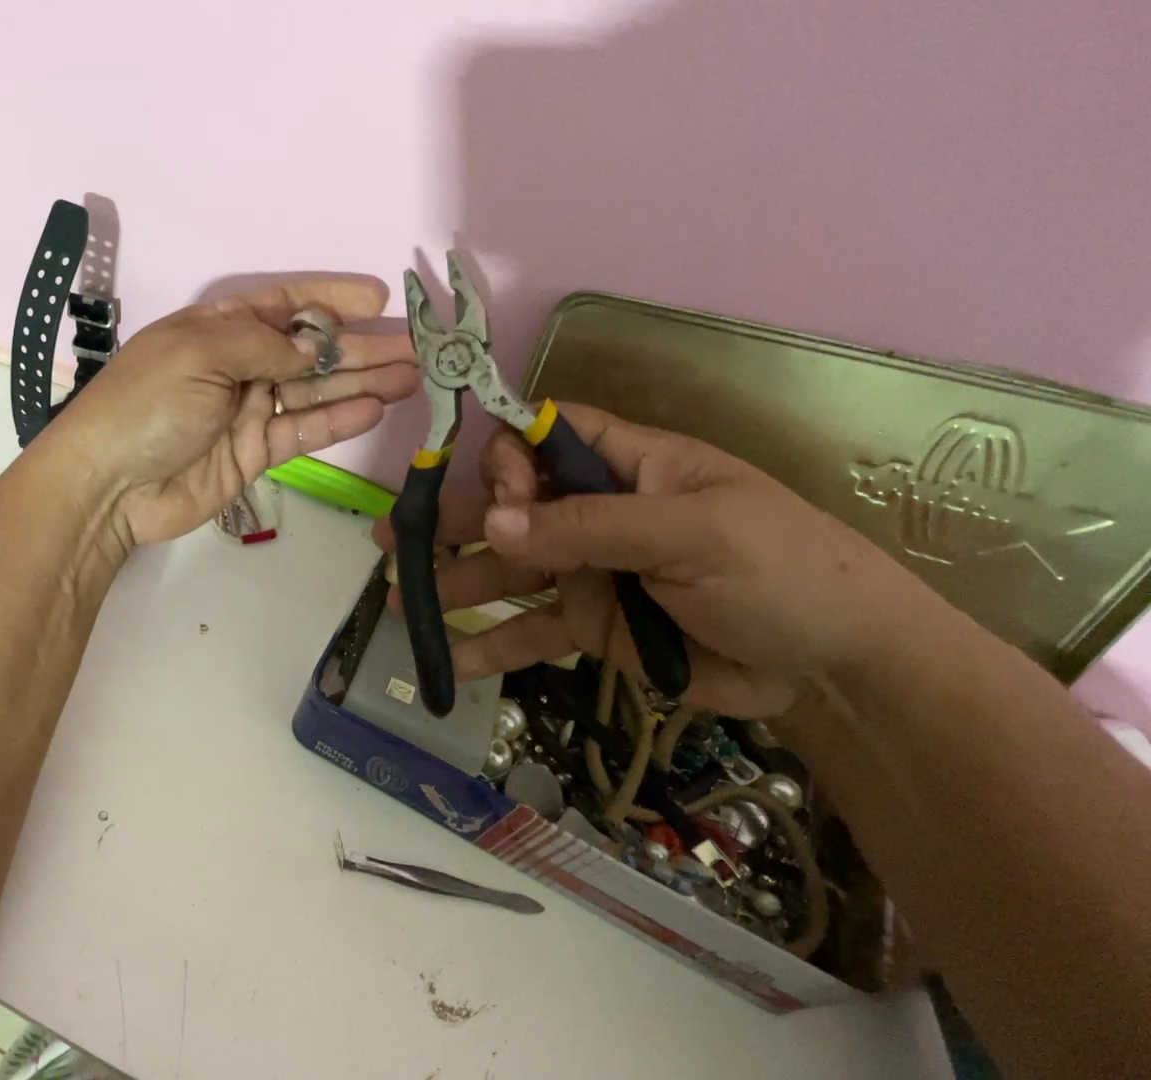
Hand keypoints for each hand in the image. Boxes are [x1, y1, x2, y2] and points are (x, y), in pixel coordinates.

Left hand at [45, 279, 419, 546]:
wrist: (109, 486)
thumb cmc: (145, 405)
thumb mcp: (198, 354)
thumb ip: (261, 346)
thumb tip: (311, 347)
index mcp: (216, 329)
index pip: (282, 304)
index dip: (329, 299)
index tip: (378, 295)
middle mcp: (236, 366)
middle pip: (309, 350)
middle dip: (361, 345)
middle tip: (416, 345)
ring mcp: (246, 411)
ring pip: (315, 391)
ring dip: (361, 381)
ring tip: (412, 374)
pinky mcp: (253, 453)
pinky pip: (303, 432)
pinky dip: (337, 421)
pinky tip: (375, 408)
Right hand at [375, 404, 940, 716]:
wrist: (833, 668)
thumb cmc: (782, 571)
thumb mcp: (693, 534)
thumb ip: (591, 527)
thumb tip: (496, 523)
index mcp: (629, 466)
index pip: (546, 439)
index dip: (509, 460)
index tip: (501, 501)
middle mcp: (598, 513)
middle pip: (510, 507)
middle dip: (454, 521)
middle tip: (394, 539)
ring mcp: (590, 572)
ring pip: (508, 571)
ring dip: (456, 584)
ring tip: (403, 601)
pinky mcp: (591, 628)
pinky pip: (530, 631)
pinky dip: (491, 644)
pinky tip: (452, 661)